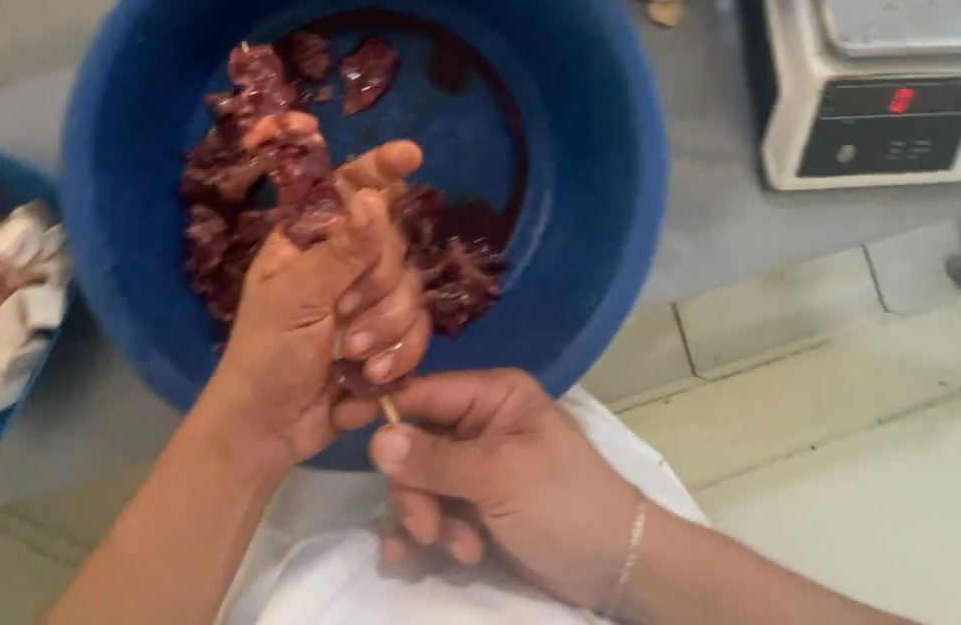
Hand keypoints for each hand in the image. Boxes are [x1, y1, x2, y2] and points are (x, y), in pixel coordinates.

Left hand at [202, 132, 429, 467]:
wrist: (271, 429)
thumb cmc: (265, 355)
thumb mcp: (295, 299)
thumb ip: (340, 251)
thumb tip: (373, 198)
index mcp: (311, 239)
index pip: (348, 187)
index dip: (379, 167)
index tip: (410, 154)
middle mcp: (345, 260)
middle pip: (393, 242)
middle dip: (375, 285)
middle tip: (342, 315)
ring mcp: (370, 297)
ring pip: (411, 287)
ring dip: (383, 325)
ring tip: (350, 355)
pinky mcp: (389, 334)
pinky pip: (419, 326)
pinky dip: (400, 353)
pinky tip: (371, 376)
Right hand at [366, 371, 644, 610]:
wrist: (615, 567)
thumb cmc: (563, 503)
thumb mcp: (498, 476)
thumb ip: (435, 459)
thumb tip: (376, 439)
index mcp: (493, 395)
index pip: (425, 393)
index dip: (387, 412)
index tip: (346, 427)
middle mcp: (481, 423)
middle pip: (415, 444)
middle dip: (416, 490)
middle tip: (430, 528)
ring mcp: (478, 466)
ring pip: (421, 482)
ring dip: (428, 519)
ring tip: (458, 549)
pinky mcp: (477, 504)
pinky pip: (435, 510)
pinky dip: (429, 533)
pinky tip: (423, 557)